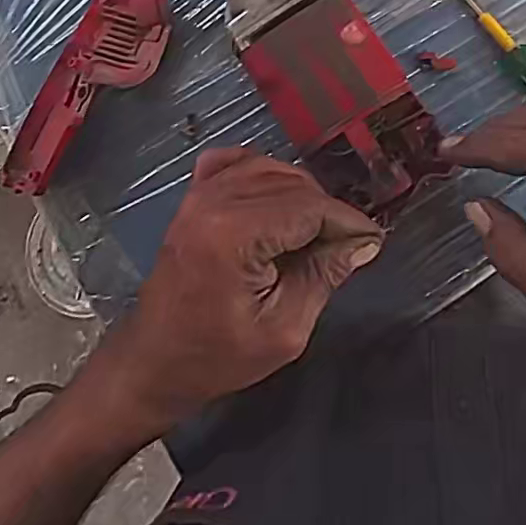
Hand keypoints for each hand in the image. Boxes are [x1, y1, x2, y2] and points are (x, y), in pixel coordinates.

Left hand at [81, 148, 382, 434]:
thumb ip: (324, 275)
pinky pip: (234, 162)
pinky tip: (276, 196)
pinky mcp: (192, 197)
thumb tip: (363, 242)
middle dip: (327, 211)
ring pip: (270, 168)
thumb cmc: (216, 357)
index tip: (372, 240)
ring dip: (300, 193)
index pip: (310, 207)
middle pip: (293, 184)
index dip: (348, 222)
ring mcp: (199, 194)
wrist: (152, 362)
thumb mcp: (284, 330)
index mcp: (234, 233)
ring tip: (316, 230)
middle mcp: (215, 200)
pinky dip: (262, 172)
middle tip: (344, 246)